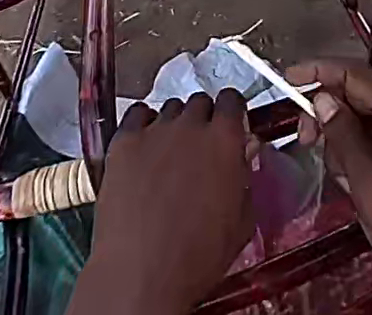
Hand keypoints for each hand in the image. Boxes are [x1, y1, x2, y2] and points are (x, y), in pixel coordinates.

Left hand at [66, 92, 255, 314]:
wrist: (141, 271)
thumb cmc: (198, 257)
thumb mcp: (240, 224)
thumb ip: (245, 178)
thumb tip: (243, 152)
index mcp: (224, 141)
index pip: (232, 100)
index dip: (232, 110)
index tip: (230, 123)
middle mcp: (190, 125)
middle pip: (199, 103)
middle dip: (203, 120)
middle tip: (199, 148)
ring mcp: (155, 129)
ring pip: (170, 109)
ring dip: (175, 125)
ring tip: (169, 155)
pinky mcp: (125, 138)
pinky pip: (138, 114)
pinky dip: (144, 124)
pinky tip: (144, 147)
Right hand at [287, 60, 371, 314]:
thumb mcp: (371, 186)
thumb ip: (343, 137)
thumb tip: (321, 98)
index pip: (353, 74)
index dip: (318, 71)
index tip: (287, 79)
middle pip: (354, 93)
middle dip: (325, 110)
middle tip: (304, 135)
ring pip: (358, 119)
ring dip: (337, 137)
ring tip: (332, 168)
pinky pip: (368, 141)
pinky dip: (351, 153)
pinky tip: (349, 180)